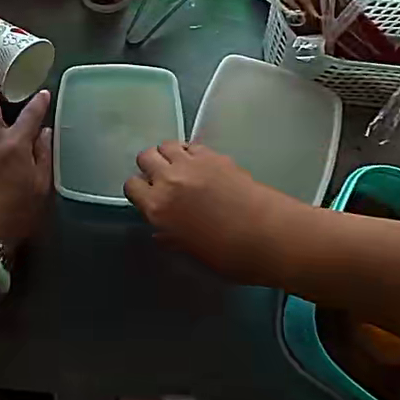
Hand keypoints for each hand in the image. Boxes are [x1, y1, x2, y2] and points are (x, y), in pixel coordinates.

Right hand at [123, 141, 308, 283]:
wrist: (268, 235)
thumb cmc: (229, 255)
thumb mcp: (192, 252)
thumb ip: (172, 237)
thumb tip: (163, 231)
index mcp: (158, 207)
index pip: (131, 186)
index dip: (139, 191)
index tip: (148, 197)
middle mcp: (169, 179)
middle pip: (145, 157)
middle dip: (150, 166)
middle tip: (161, 179)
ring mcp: (192, 163)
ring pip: (166, 144)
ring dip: (168, 154)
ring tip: (179, 168)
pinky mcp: (214, 154)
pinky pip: (191, 145)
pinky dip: (190, 152)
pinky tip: (200, 164)